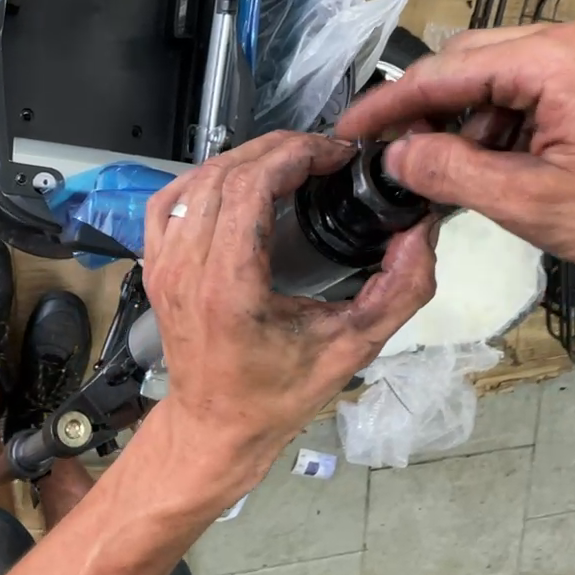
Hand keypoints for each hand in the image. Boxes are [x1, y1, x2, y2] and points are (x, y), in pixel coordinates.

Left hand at [140, 131, 436, 486]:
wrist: (215, 424)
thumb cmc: (277, 394)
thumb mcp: (352, 349)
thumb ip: (399, 291)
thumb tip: (420, 232)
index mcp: (229, 287)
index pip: (250, 187)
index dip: (295, 155)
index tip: (334, 156)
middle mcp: (186, 269)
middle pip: (224, 174)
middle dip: (277, 150)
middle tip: (320, 154)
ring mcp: (162, 266)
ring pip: (195, 181)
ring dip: (244, 160)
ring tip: (287, 162)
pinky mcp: (154, 267)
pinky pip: (167, 203)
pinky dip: (203, 180)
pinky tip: (235, 182)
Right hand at [335, 19, 574, 276]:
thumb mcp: (538, 203)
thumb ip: (453, 172)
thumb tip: (397, 154)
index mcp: (552, 59)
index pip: (439, 72)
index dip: (383, 106)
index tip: (344, 135)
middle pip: (468, 62)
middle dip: (427, 111)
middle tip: (403, 163)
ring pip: (503, 75)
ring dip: (472, 121)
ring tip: (469, 176)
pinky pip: (541, 85)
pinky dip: (510, 121)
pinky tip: (516, 164)